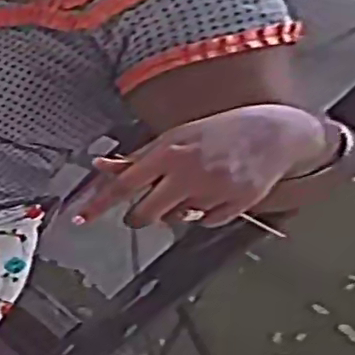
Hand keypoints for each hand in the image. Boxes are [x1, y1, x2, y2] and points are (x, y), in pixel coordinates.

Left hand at [72, 105, 334, 227]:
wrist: (273, 132)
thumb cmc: (213, 133)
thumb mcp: (169, 139)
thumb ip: (134, 158)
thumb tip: (99, 166)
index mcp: (168, 154)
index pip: (123, 185)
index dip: (99, 204)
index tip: (80, 219)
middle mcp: (189, 173)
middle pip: (146, 213)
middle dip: (138, 217)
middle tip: (142, 209)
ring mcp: (216, 190)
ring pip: (176, 218)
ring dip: (175, 211)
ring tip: (191, 188)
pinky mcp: (239, 203)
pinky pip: (206, 222)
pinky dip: (202, 214)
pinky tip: (212, 194)